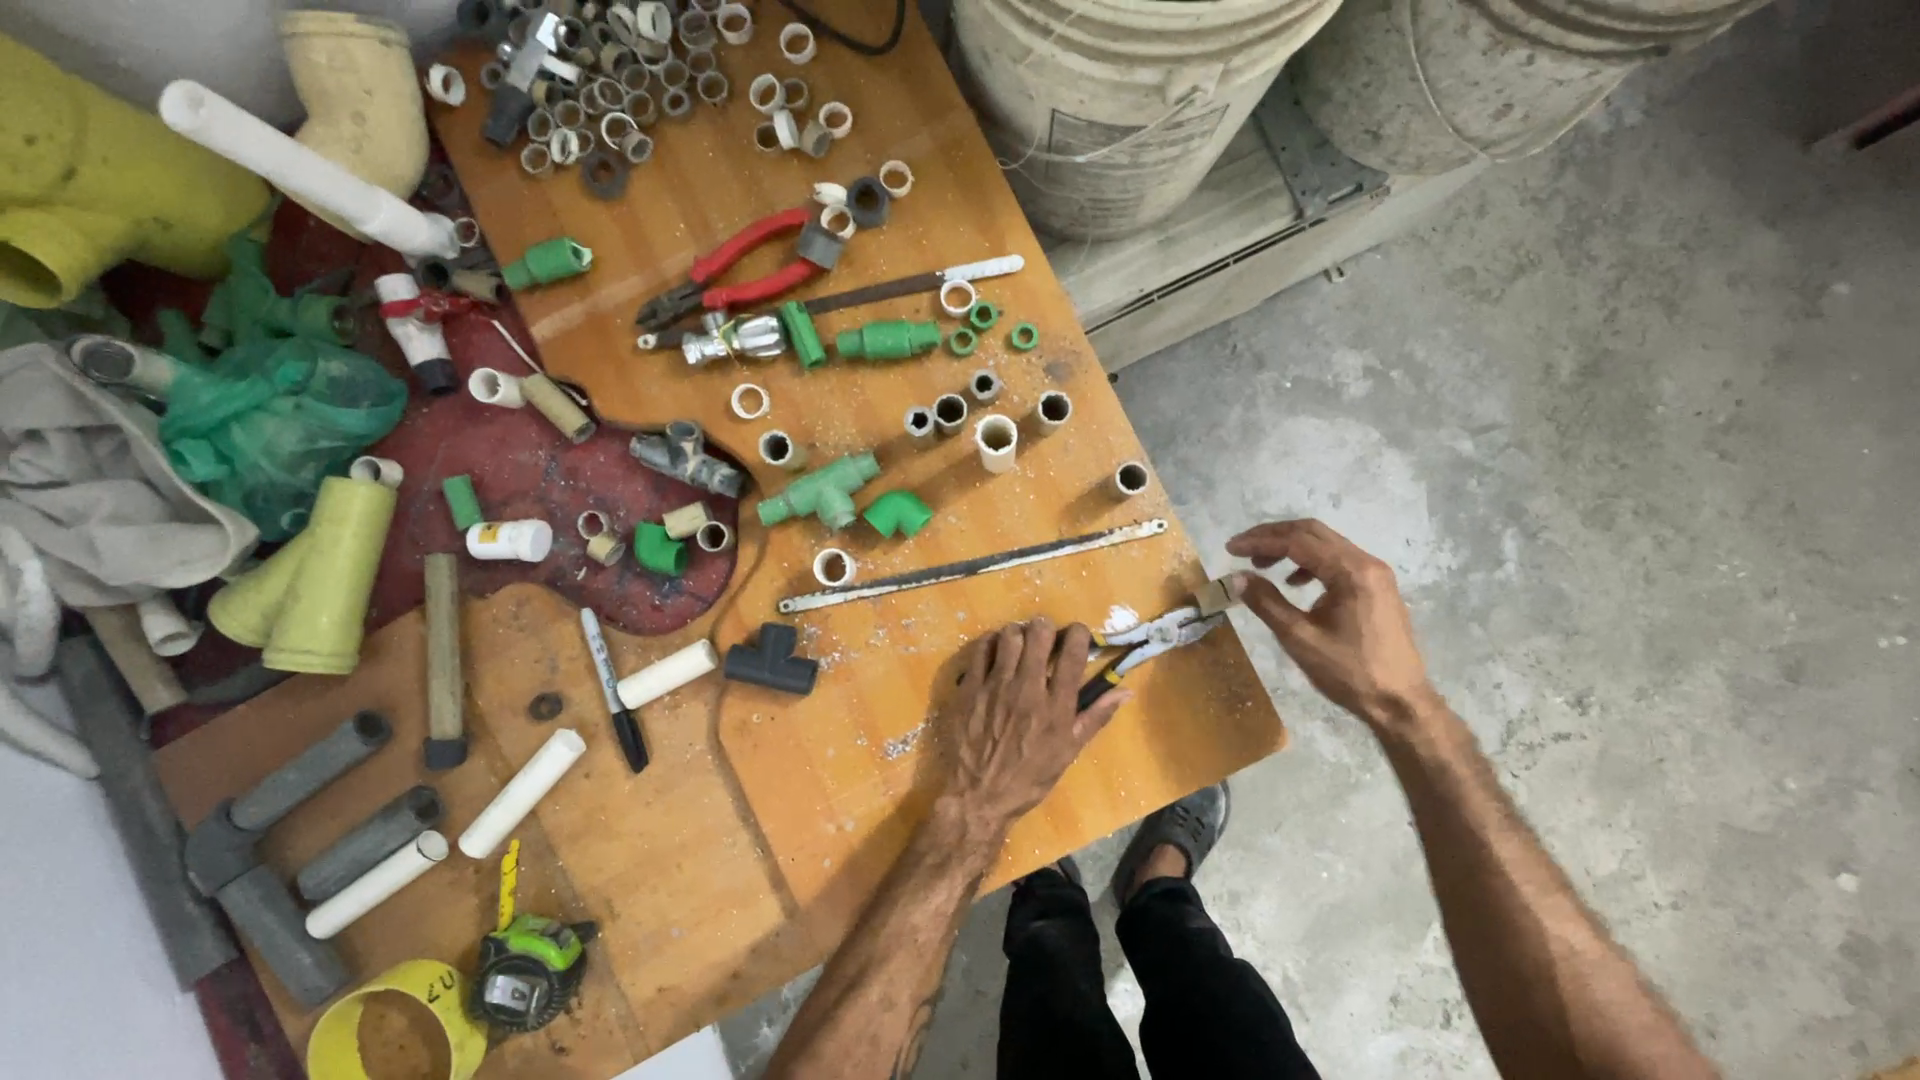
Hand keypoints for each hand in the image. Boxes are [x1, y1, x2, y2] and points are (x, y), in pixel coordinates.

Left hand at [937, 619, 1129, 834]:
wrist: (979, 796)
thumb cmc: (1029, 778)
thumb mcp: (1069, 751)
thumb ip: (1096, 716)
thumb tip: (1126, 690)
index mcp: (1057, 706)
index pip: (1074, 652)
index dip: (1079, 634)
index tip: (1077, 635)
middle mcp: (1028, 688)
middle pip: (1040, 633)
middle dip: (1046, 628)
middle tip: (1045, 637)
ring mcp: (996, 686)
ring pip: (1009, 635)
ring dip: (1018, 633)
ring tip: (1019, 644)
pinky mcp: (970, 688)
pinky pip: (981, 649)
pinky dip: (991, 643)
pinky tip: (995, 653)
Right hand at [1225, 519, 1439, 734]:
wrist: (1400, 702)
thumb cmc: (1349, 672)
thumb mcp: (1300, 638)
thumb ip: (1267, 603)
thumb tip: (1237, 578)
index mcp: (1351, 572)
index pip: (1298, 541)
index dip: (1260, 541)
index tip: (1230, 549)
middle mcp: (1366, 563)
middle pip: (1313, 532)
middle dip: (1273, 536)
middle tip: (1242, 549)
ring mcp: (1375, 574)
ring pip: (1325, 544)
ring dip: (1290, 547)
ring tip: (1262, 566)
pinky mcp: (1376, 587)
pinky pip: (1337, 560)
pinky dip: (1309, 562)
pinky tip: (1293, 583)